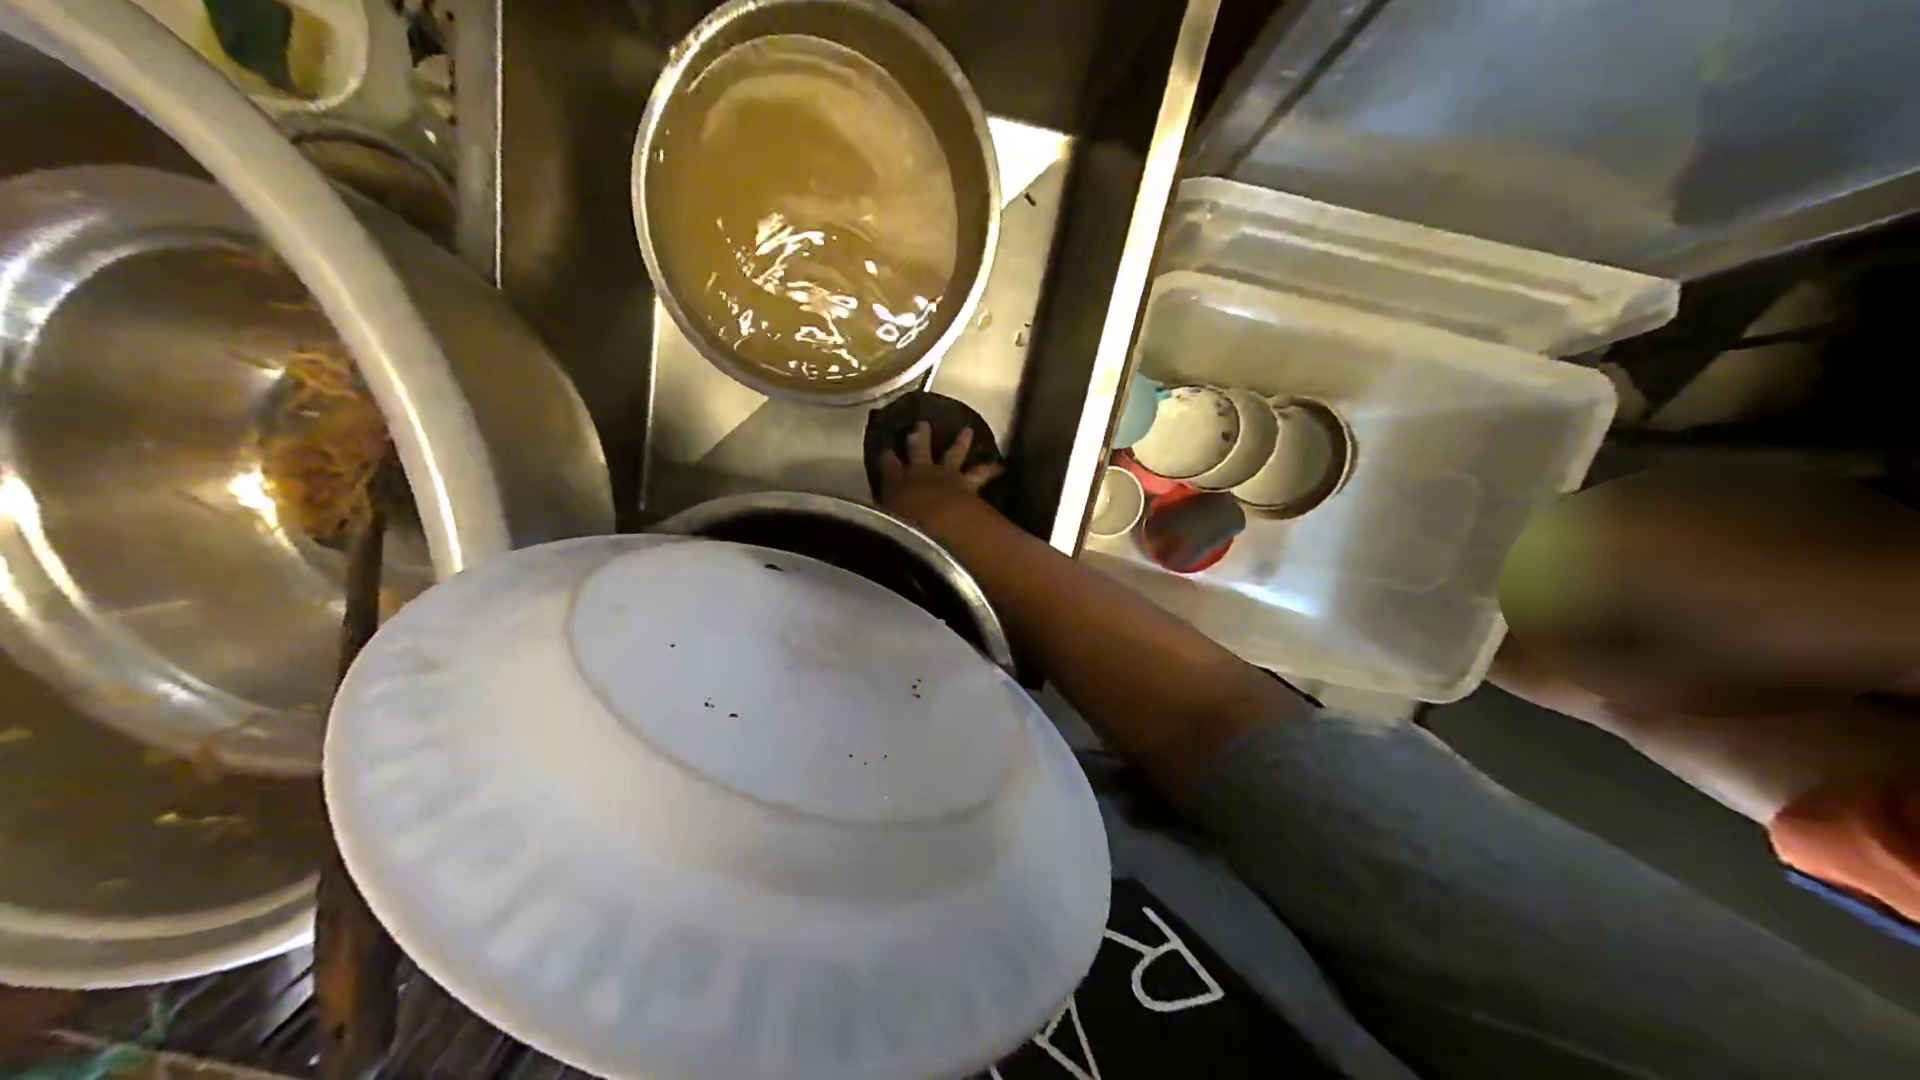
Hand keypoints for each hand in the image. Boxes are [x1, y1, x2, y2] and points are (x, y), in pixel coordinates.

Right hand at [879, 421, 1002, 518]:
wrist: (935, 520)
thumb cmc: (902, 523)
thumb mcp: (884, 519)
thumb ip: (882, 516)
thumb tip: (865, 523)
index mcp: (895, 480)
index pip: (888, 463)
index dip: (887, 455)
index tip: (886, 447)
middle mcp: (921, 472)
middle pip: (919, 448)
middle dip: (920, 435)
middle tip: (923, 423)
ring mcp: (946, 474)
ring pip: (953, 454)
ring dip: (960, 442)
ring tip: (967, 431)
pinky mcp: (967, 484)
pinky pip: (981, 474)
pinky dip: (991, 470)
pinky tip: (1000, 466)